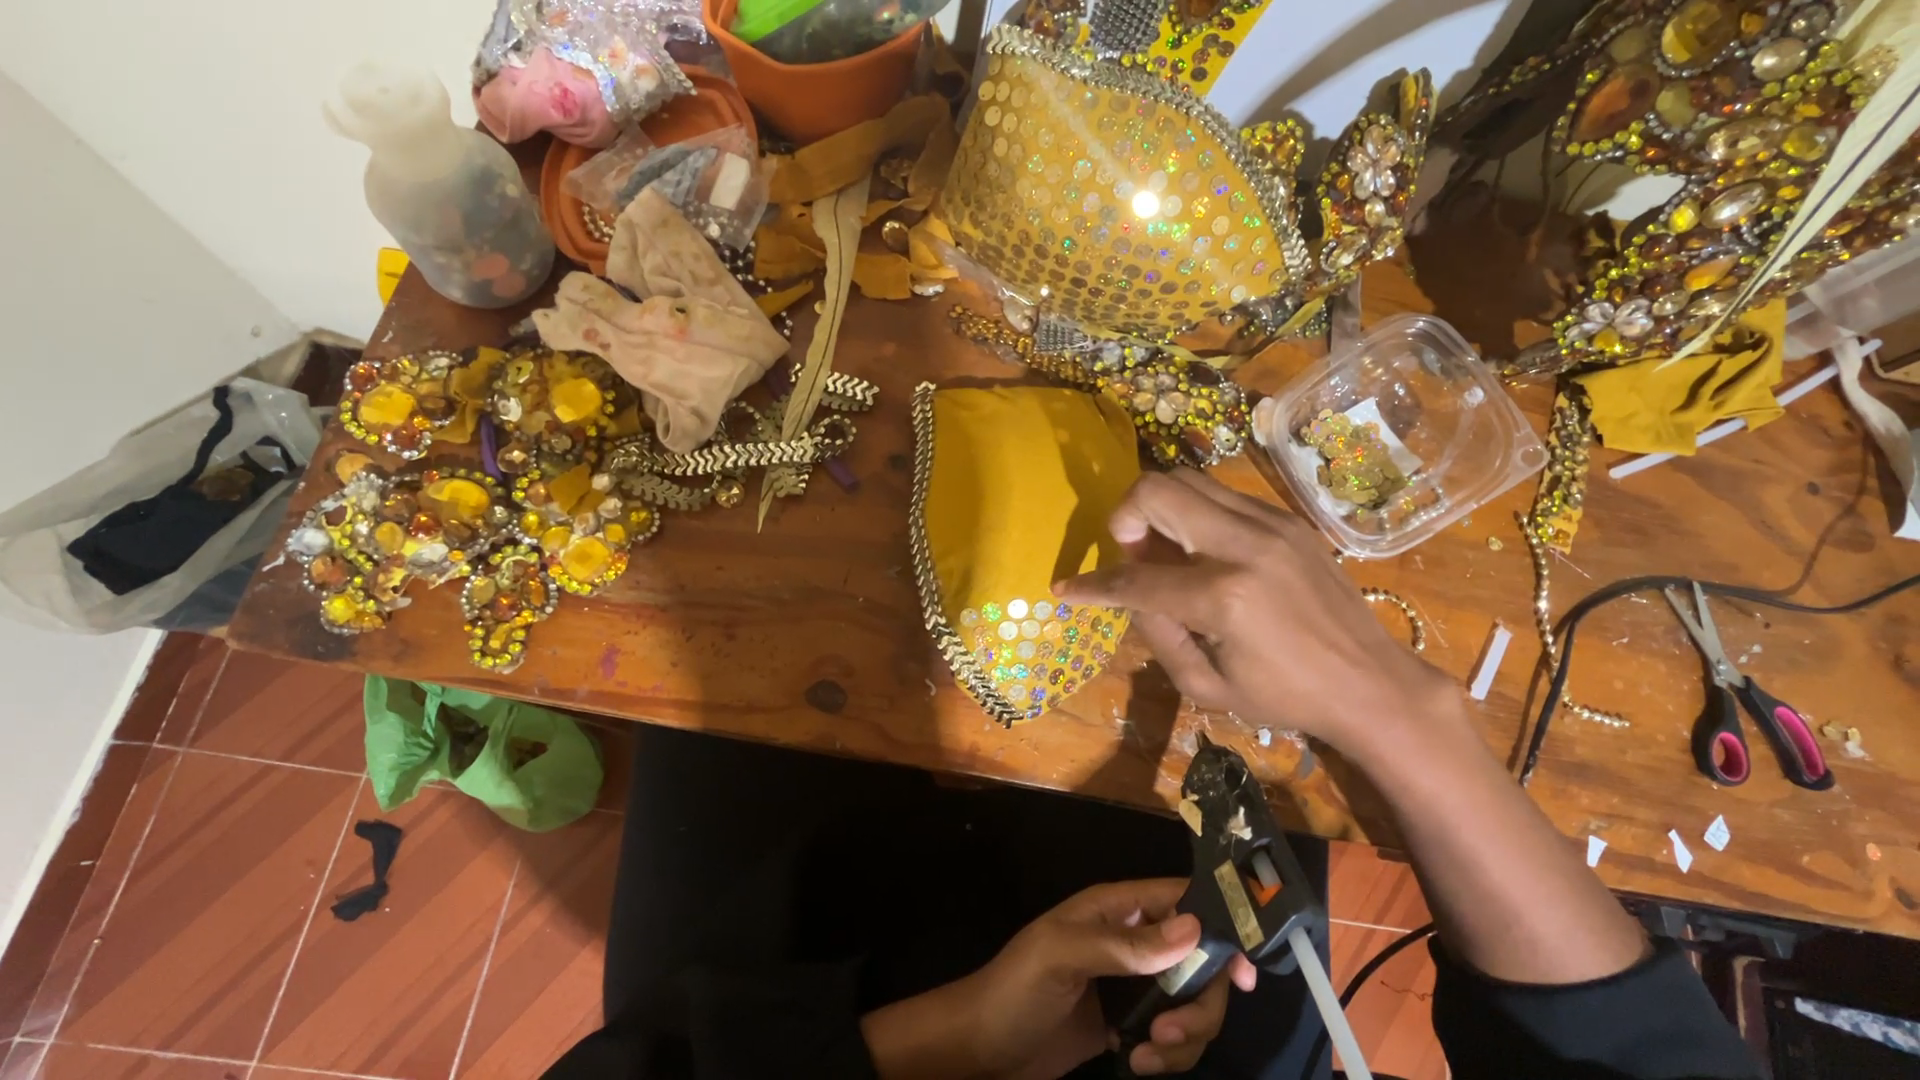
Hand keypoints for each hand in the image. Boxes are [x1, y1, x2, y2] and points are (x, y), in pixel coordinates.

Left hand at [862, 879, 1253, 1077]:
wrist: (981, 1048)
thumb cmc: (1015, 990)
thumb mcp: (1062, 957)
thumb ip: (1125, 944)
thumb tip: (1194, 929)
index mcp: (1114, 908)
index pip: (1180, 899)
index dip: (1218, 926)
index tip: (1244, 971)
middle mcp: (1131, 940)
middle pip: (1200, 961)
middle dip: (1199, 1001)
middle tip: (1171, 1030)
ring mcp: (1133, 985)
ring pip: (1193, 1003)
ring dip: (1186, 1034)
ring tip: (1150, 1054)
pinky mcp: (1131, 1023)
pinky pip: (1175, 1034)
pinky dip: (1171, 1053)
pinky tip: (1141, 1064)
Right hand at [1055, 470, 1455, 757]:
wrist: (1373, 681)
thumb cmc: (1286, 698)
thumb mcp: (1207, 688)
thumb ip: (1158, 635)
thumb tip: (1129, 595)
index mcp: (1224, 598)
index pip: (1136, 577)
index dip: (1094, 584)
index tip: (1066, 588)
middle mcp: (1246, 545)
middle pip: (1157, 490)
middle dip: (1125, 517)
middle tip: (1133, 555)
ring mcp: (1272, 523)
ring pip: (1188, 479)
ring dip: (1159, 508)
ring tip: (1166, 551)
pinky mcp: (1288, 519)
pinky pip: (1221, 495)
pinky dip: (1195, 513)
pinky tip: (1203, 551)